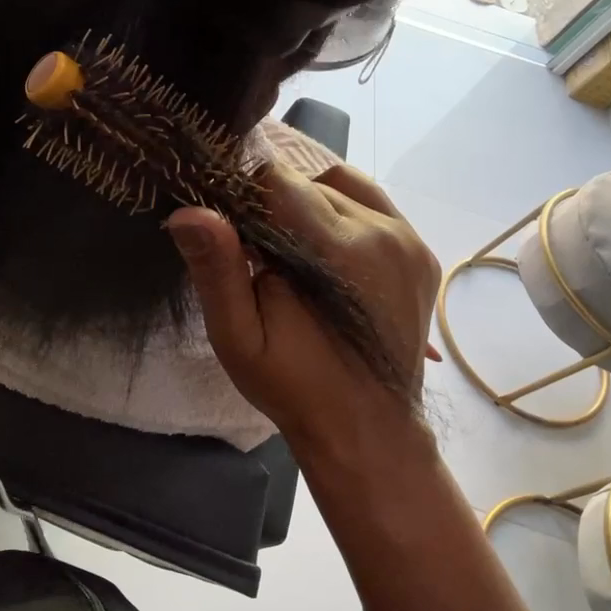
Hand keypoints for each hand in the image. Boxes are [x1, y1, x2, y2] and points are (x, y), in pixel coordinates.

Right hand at [168, 164, 442, 450]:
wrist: (368, 432)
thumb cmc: (294, 386)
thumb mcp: (239, 335)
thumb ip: (217, 269)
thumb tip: (187, 211)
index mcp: (341, 250)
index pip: (279, 179)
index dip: (247, 203)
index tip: (240, 245)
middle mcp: (386, 232)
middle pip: (308, 182)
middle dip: (277, 210)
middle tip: (264, 261)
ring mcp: (411, 240)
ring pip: (339, 186)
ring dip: (309, 208)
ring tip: (296, 255)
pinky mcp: (422, 252)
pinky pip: (370, 205)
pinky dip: (341, 216)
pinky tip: (328, 255)